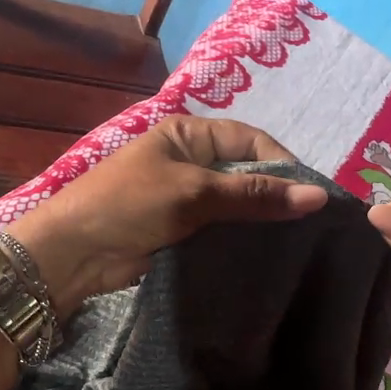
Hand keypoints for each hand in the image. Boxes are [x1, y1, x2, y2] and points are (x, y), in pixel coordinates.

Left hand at [6, 116, 329, 317]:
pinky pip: (222, 227)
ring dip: (260, 219)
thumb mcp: (195, 193)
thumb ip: (255, 194)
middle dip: (275, 193)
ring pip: (237, 202)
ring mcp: (186, 196)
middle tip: (310, 223)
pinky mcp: (182, 229)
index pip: (251, 139)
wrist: (71, 254)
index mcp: (189, 135)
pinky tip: (266, 254)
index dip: (283, 163)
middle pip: (247, 171)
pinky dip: (242, 238)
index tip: (311, 196)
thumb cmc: (129, 204)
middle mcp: (191, 160)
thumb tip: (318, 196)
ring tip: (297, 241)